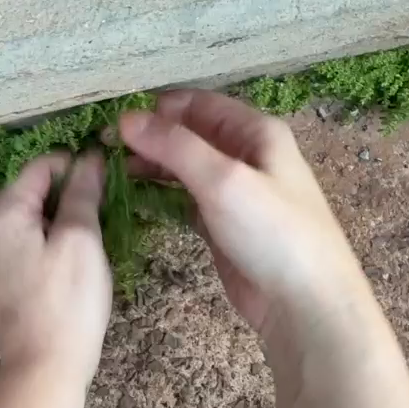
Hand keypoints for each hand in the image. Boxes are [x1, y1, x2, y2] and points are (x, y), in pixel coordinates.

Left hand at [0, 152, 111, 388]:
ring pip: (28, 212)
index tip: (108, 178)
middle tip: (105, 208)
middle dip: (68, 190)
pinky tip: (72, 252)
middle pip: (31, 187)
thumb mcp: (81, 240)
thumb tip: (89, 157)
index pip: (40, 166)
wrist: (43, 365)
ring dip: (60, 213)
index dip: (76, 165)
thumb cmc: (66, 302)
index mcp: (2, 211)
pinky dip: (47, 234)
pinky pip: (23, 236)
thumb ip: (83, 193)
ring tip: (93, 232)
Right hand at [119, 90, 371, 337]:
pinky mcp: (219, 219)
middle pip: (185, 133)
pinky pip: (180, 196)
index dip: (154, 110)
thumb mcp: (222, 180)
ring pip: (180, 165)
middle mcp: (244, 153)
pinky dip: (157, 194)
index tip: (114, 126)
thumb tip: (125, 118)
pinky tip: (130, 198)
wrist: (304, 303)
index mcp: (255, 132)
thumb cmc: (272, 233)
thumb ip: (173, 146)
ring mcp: (231, 188)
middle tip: (104, 152)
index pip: (195, 103)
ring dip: (148, 166)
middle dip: (146, 138)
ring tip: (110, 174)